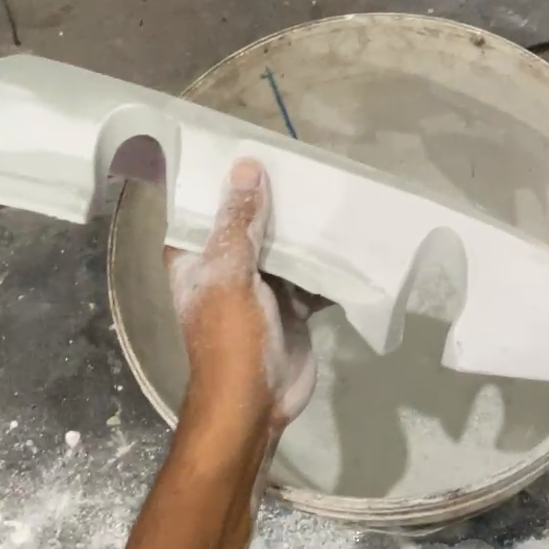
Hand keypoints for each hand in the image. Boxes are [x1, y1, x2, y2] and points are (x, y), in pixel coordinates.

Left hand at [165, 158, 317, 434]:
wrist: (258, 403)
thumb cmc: (233, 341)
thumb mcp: (231, 277)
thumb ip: (240, 224)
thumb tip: (247, 167)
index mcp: (198, 259)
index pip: (202, 208)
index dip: (218, 180)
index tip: (244, 146)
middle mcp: (228, 268)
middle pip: (250, 223)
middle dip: (273, 198)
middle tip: (304, 162)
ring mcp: (263, 288)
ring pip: (284, 248)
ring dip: (305, 230)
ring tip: (332, 192)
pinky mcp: (294, 307)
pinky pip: (312, 276)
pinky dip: (328, 264)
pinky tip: (351, 240)